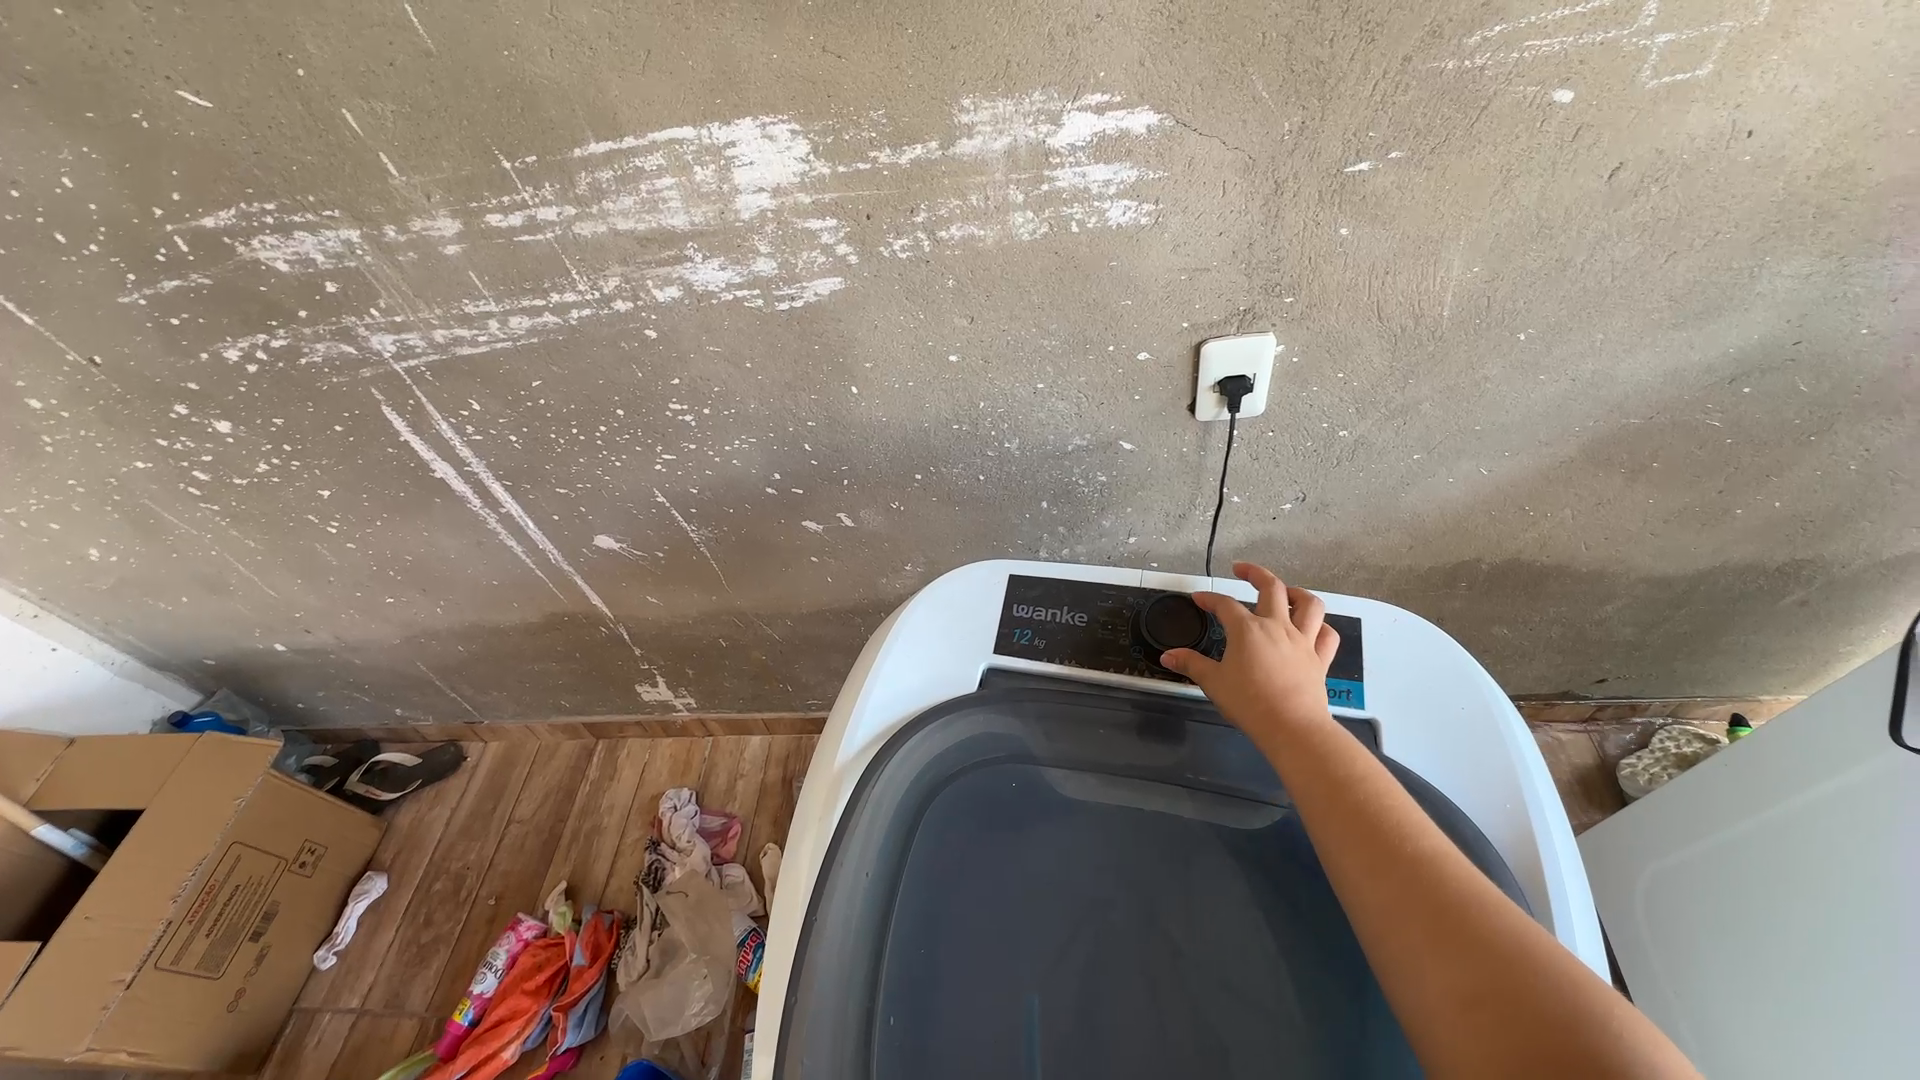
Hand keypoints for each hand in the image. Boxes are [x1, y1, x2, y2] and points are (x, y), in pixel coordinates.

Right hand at [1160, 562, 1340, 743]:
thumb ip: (1190, 664)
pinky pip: (1327, 635)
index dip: (1209, 598)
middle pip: (1271, 587)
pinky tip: (1313, 628)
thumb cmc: (1249, 703)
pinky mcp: (1319, 659)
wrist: (1291, 727)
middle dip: (1255, 573)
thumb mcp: (1212, 682)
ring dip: (1297, 593)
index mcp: (1247, 630)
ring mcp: (1303, 641)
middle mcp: (1277, 627)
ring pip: (1308, 604)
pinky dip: (1321, 627)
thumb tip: (1168, 657)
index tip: (1198, 598)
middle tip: (1242, 569)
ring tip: (1286, 591)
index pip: (1224, 604)